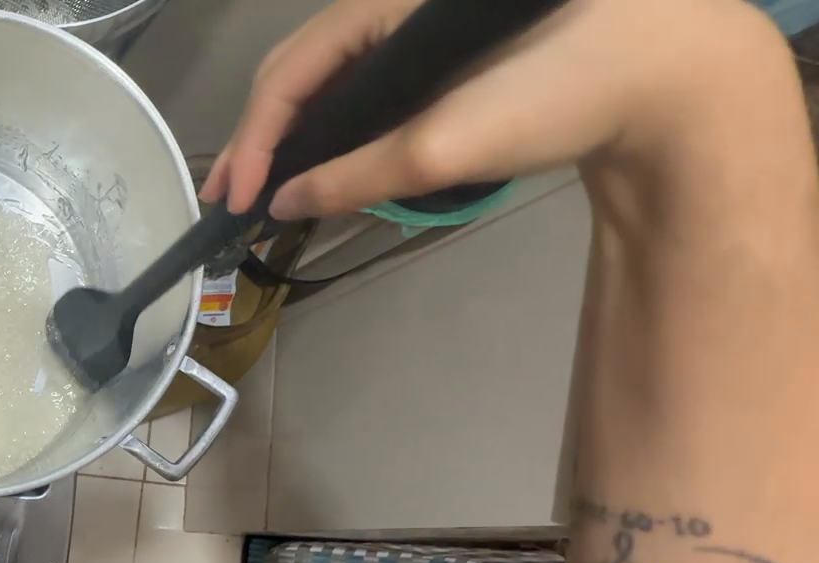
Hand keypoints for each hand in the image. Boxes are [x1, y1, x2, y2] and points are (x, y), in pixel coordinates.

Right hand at [200, 0, 788, 219]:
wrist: (677, 79)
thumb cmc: (565, 94)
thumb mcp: (444, 145)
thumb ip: (350, 178)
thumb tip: (280, 204)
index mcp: (391, 5)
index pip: (291, 73)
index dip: (252, 141)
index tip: (233, 202)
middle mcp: (392, 6)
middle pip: (295, 70)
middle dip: (254, 138)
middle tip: (224, 198)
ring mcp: (412, 27)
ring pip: (321, 79)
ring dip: (280, 136)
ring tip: (250, 188)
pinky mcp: (431, 53)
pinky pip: (353, 88)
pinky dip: (319, 130)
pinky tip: (304, 162)